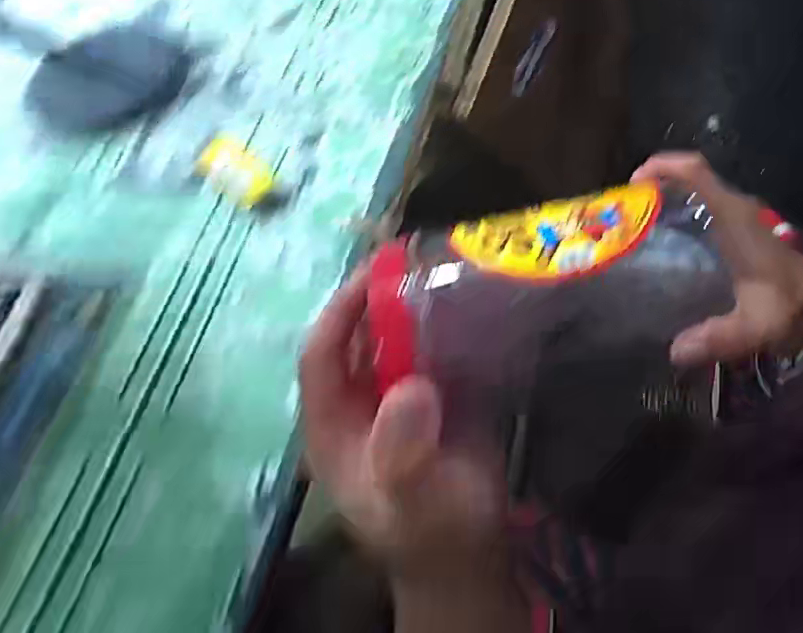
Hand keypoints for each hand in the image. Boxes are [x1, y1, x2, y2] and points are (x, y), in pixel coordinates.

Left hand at [298, 272, 505, 585]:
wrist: (470, 548)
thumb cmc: (432, 529)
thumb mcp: (412, 499)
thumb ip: (403, 453)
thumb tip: (409, 388)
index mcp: (335, 423)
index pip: (322, 353)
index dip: (343, 309)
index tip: (379, 270)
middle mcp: (362, 398)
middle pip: (360, 333)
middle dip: (383, 292)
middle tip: (424, 253)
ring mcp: (400, 393)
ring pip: (399, 334)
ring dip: (420, 299)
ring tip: (454, 263)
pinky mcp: (439, 389)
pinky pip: (438, 343)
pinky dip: (452, 318)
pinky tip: (479, 297)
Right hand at [633, 152, 802, 365]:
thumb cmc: (787, 302)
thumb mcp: (752, 324)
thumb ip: (717, 337)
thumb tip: (674, 352)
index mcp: (733, 215)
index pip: (697, 172)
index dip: (664, 166)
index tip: (635, 181)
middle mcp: (734, 206)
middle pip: (692, 176)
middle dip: (657, 182)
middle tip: (626, 208)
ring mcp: (738, 214)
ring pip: (698, 189)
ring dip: (669, 194)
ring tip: (637, 222)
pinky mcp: (740, 226)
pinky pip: (704, 204)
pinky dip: (681, 210)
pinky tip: (664, 241)